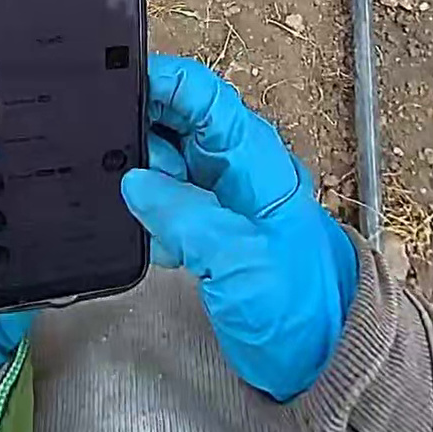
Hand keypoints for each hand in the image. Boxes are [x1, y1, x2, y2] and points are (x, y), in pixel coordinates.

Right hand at [121, 54, 357, 400]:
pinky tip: (167, 245)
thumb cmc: (299, 301)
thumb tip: (133, 181)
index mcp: (247, 148)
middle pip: (169, 116)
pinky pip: (158, 195)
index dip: (158, 78)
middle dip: (142, 139)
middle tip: (136, 175)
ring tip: (165, 226)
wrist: (318, 353)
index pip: (197, 90)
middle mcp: (227, 158)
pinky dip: (150, 214)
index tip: (114, 85)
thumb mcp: (238, 256)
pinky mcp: (200, 217)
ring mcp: (212, 187)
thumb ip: (182, 214)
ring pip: (158, 157)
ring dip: (146, 184)